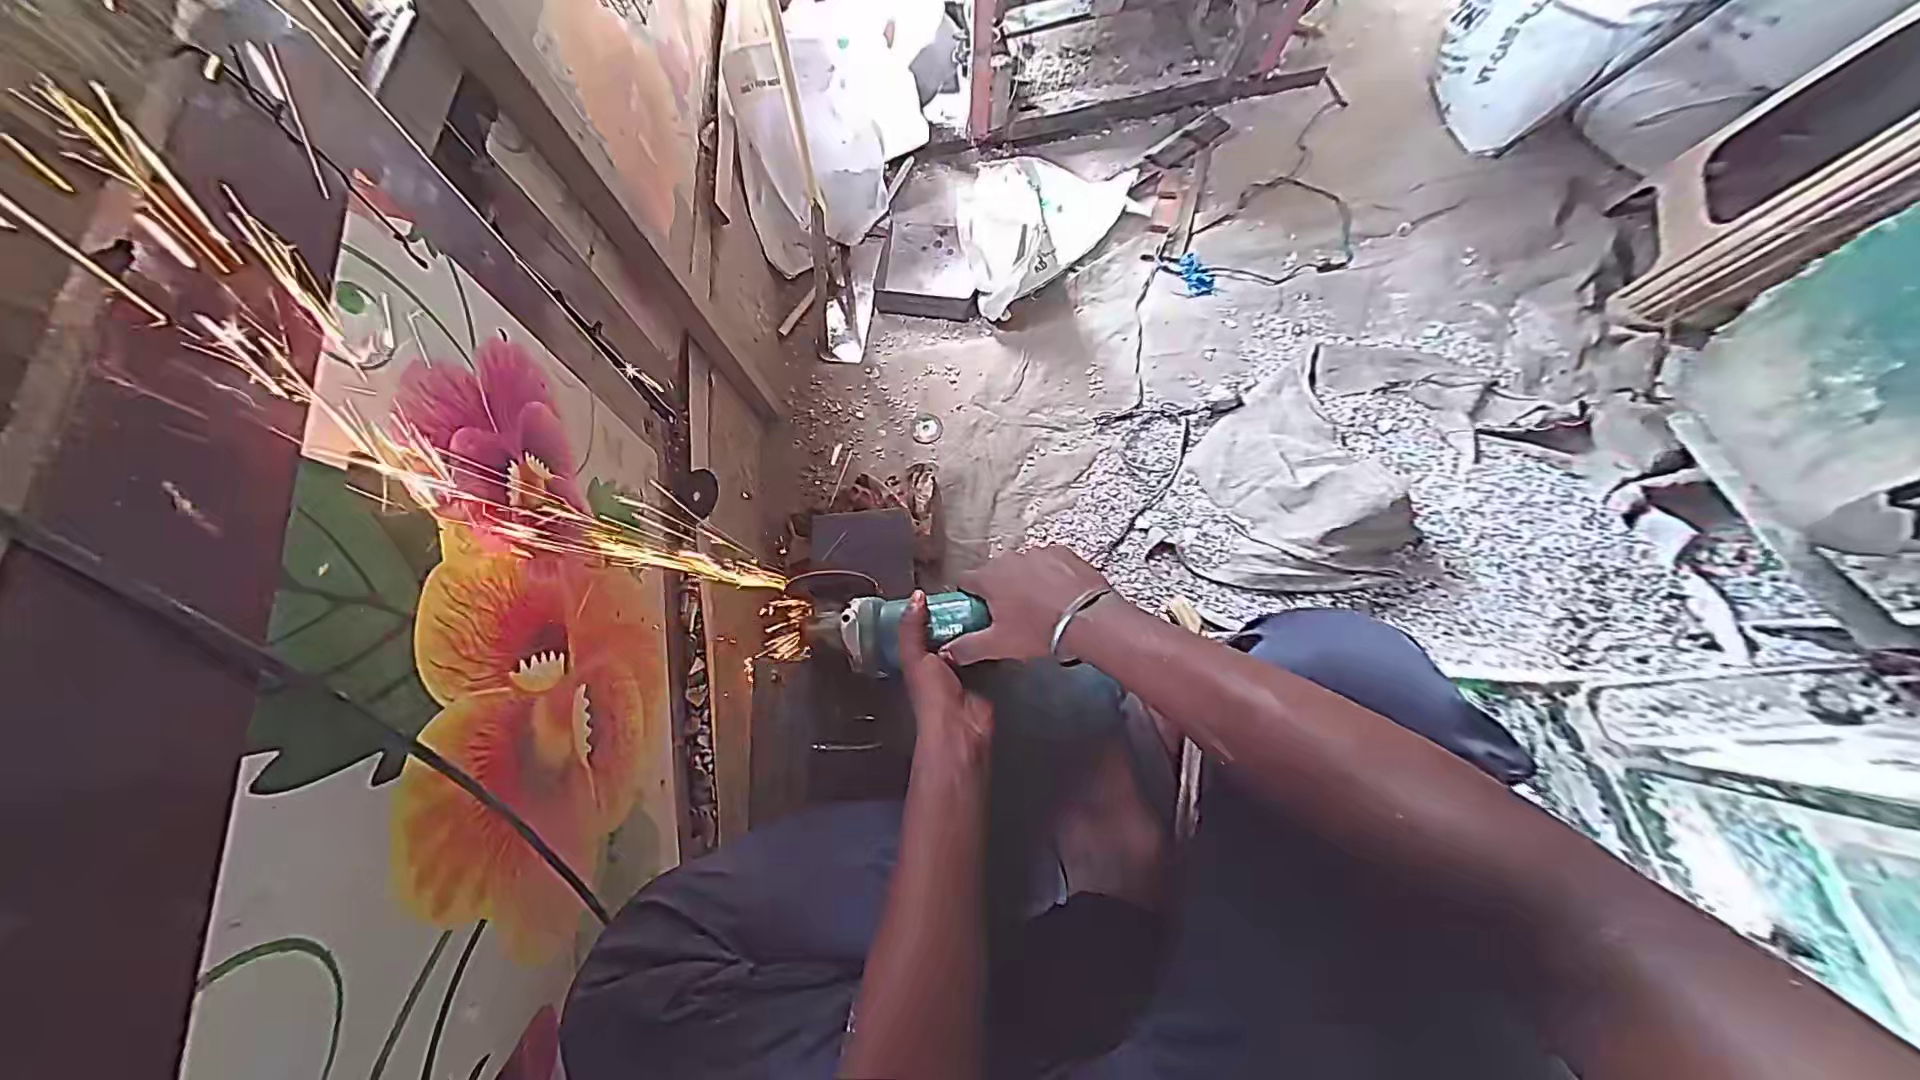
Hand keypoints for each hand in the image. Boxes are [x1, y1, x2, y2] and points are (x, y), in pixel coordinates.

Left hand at [898, 591, 993, 758]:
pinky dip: (993, 639)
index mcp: (919, 657)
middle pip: (950, 630)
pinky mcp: (985, 672)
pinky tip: (999, 624)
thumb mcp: (914, 657)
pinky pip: (988, 650)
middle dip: (958, 615)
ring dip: (976, 625)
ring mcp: (964, 667)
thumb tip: (916, 596)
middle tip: (971, 592)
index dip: (931, 608)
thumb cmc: (932, 695)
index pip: (923, 626)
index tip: (944, 589)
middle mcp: (941, 661)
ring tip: (986, 603)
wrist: (961, 725)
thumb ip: (911, 628)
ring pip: (970, 638)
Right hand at [943, 546, 1115, 664]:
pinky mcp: (1062, 553)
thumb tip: (948, 651)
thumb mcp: (998, 645)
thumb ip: (967, 647)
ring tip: (1038, 607)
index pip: (965, 581)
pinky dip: (1048, 575)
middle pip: (994, 573)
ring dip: (1024, 581)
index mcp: (989, 577)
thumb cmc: (1041, 630)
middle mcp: (1010, 558)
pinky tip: (1057, 595)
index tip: (978, 611)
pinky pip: (1047, 562)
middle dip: (999, 590)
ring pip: (1021, 567)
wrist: (1088, 619)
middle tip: (1011, 615)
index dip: (969, 597)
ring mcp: (1037, 553)